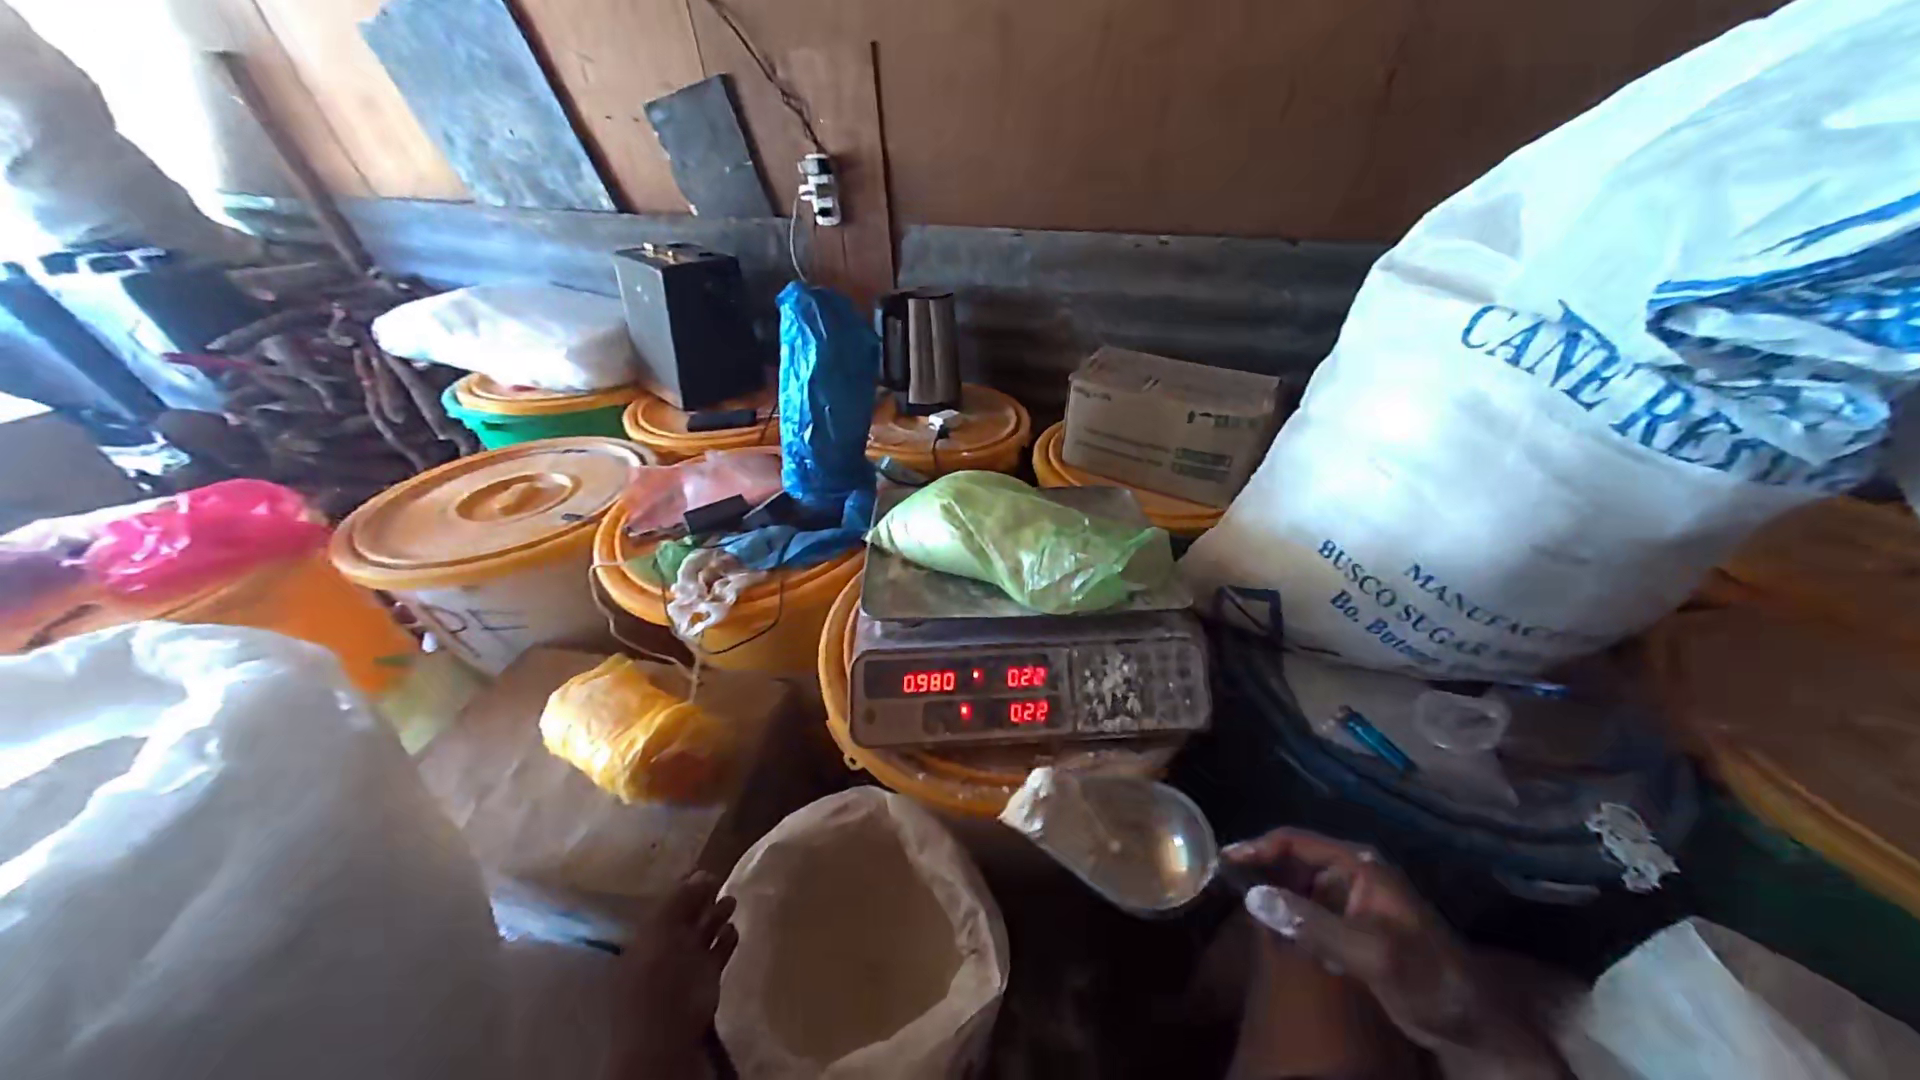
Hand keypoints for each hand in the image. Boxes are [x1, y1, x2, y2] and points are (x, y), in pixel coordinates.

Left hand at [618, 871, 738, 1076]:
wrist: (666, 1036)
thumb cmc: (658, 980)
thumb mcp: (661, 933)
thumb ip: (679, 902)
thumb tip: (701, 874)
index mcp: (649, 937)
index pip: (668, 904)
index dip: (685, 887)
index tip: (705, 869)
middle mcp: (667, 947)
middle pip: (688, 915)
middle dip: (703, 898)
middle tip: (721, 880)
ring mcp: (688, 963)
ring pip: (705, 931)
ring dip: (718, 915)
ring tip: (731, 902)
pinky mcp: (708, 978)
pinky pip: (719, 951)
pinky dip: (727, 939)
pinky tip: (733, 931)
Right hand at [1223, 829, 1567, 1079]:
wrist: (1479, 1027)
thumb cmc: (1429, 979)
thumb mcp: (1370, 953)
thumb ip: (1312, 923)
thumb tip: (1252, 896)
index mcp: (1359, 865)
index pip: (1296, 841)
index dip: (1258, 847)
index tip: (1225, 859)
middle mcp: (1354, 874)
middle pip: (1295, 860)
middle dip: (1263, 870)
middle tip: (1227, 884)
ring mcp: (1355, 901)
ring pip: (1300, 886)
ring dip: (1275, 895)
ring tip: (1243, 907)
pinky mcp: (1355, 926)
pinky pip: (1311, 911)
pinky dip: (1291, 917)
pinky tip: (1278, 934)